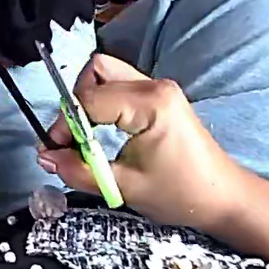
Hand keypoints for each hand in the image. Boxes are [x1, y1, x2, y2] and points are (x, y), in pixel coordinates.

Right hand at [36, 54, 252, 231]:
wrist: (222, 197)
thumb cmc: (181, 194)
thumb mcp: (124, 188)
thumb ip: (80, 170)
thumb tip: (47, 157)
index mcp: (150, 104)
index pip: (88, 99)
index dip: (65, 125)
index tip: (55, 151)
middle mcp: (155, 86)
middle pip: (95, 71)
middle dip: (75, 104)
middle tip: (72, 140)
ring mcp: (159, 88)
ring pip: (106, 74)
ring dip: (88, 101)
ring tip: (87, 137)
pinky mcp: (159, 96)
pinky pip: (119, 86)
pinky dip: (103, 103)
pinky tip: (103, 132)